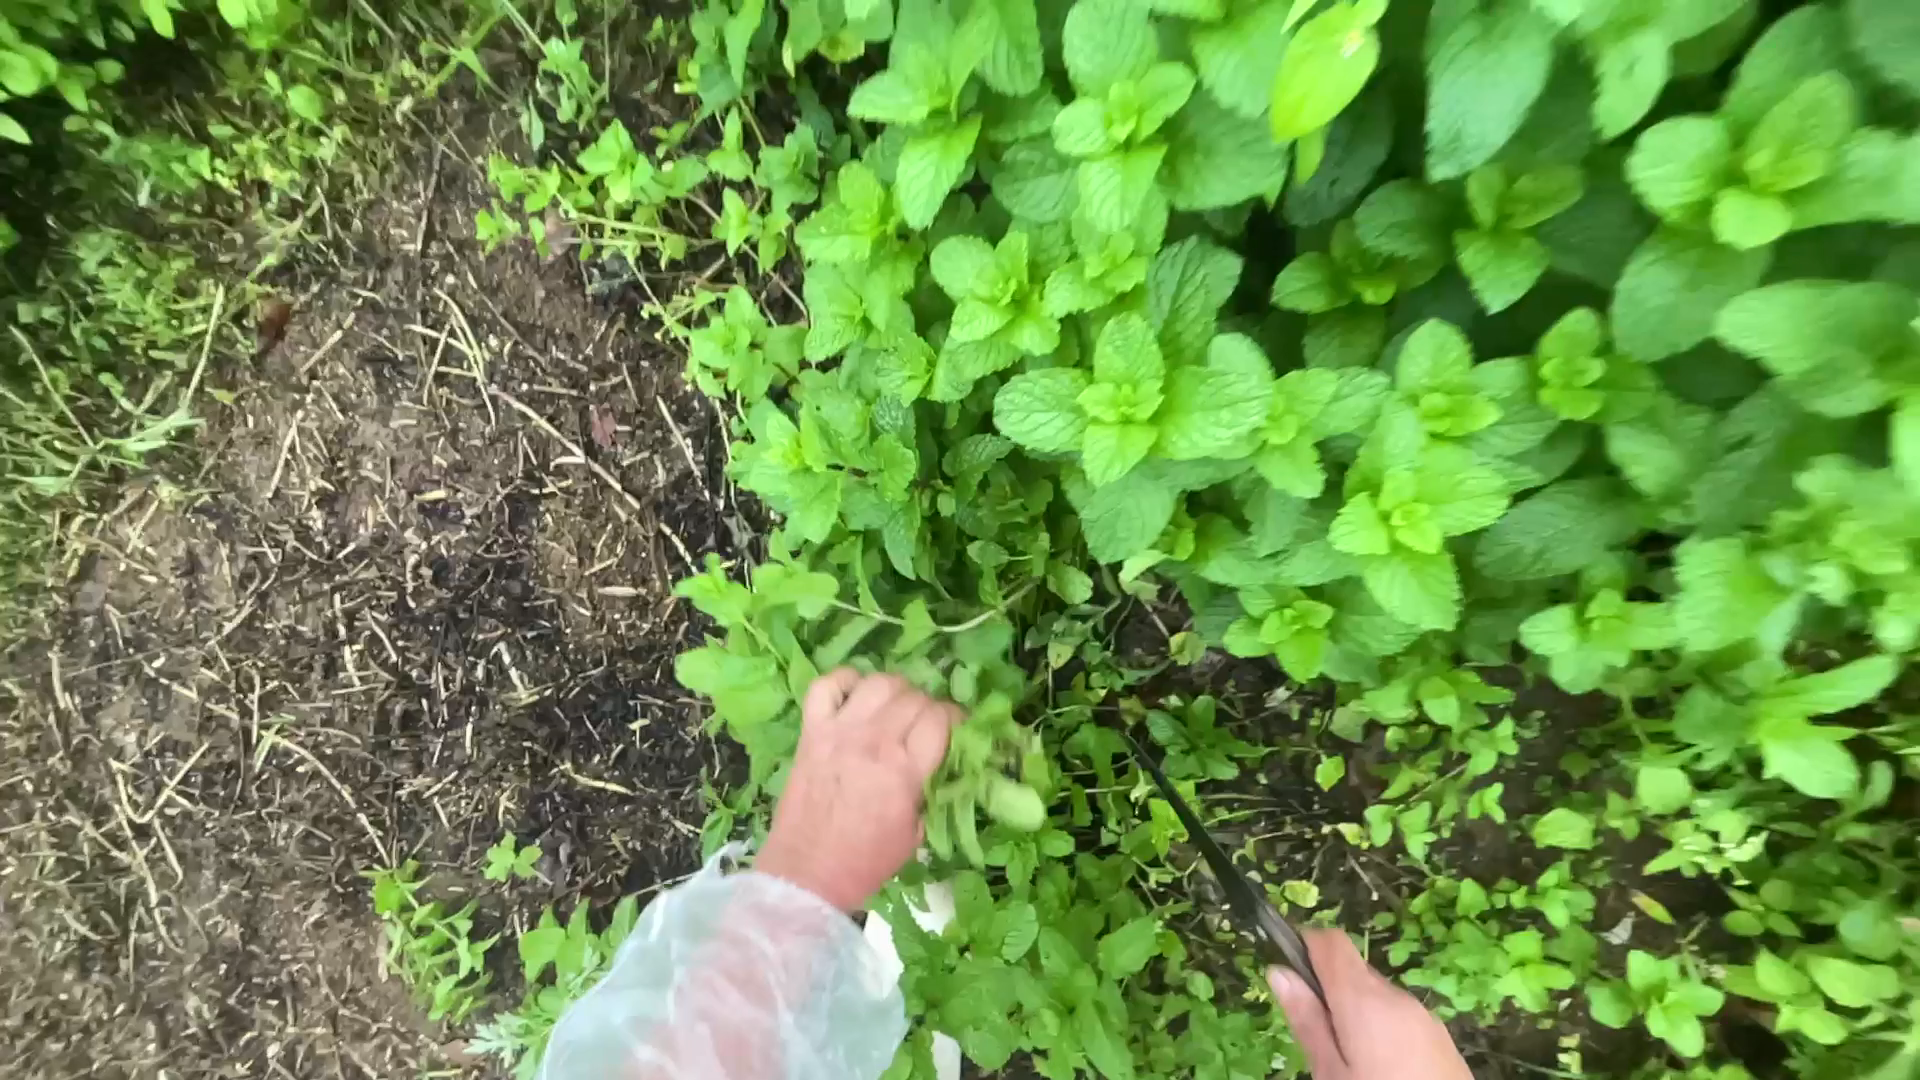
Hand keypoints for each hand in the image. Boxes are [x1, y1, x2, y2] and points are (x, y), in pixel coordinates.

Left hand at [756, 670, 960, 911]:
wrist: (806, 875)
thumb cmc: (865, 861)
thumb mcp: (916, 832)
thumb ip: (932, 789)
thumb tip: (947, 762)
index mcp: (903, 770)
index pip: (940, 718)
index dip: (955, 719)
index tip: (955, 729)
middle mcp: (873, 741)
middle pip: (914, 697)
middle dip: (928, 706)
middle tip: (925, 724)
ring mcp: (839, 731)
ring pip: (878, 682)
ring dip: (895, 690)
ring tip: (895, 707)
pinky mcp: (811, 731)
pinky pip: (828, 685)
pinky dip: (845, 681)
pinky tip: (856, 696)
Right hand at [1268, 930, 1471, 1079]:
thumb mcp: (1331, 1074)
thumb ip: (1306, 1020)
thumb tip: (1278, 971)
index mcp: (1363, 999)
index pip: (1330, 940)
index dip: (1306, 945)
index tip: (1293, 974)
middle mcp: (1396, 997)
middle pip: (1353, 970)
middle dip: (1331, 991)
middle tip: (1322, 1038)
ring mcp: (1425, 1018)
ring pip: (1377, 996)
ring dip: (1358, 1013)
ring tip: (1355, 1063)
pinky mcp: (1444, 1041)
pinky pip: (1401, 1018)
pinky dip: (1385, 1030)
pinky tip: (1388, 1073)